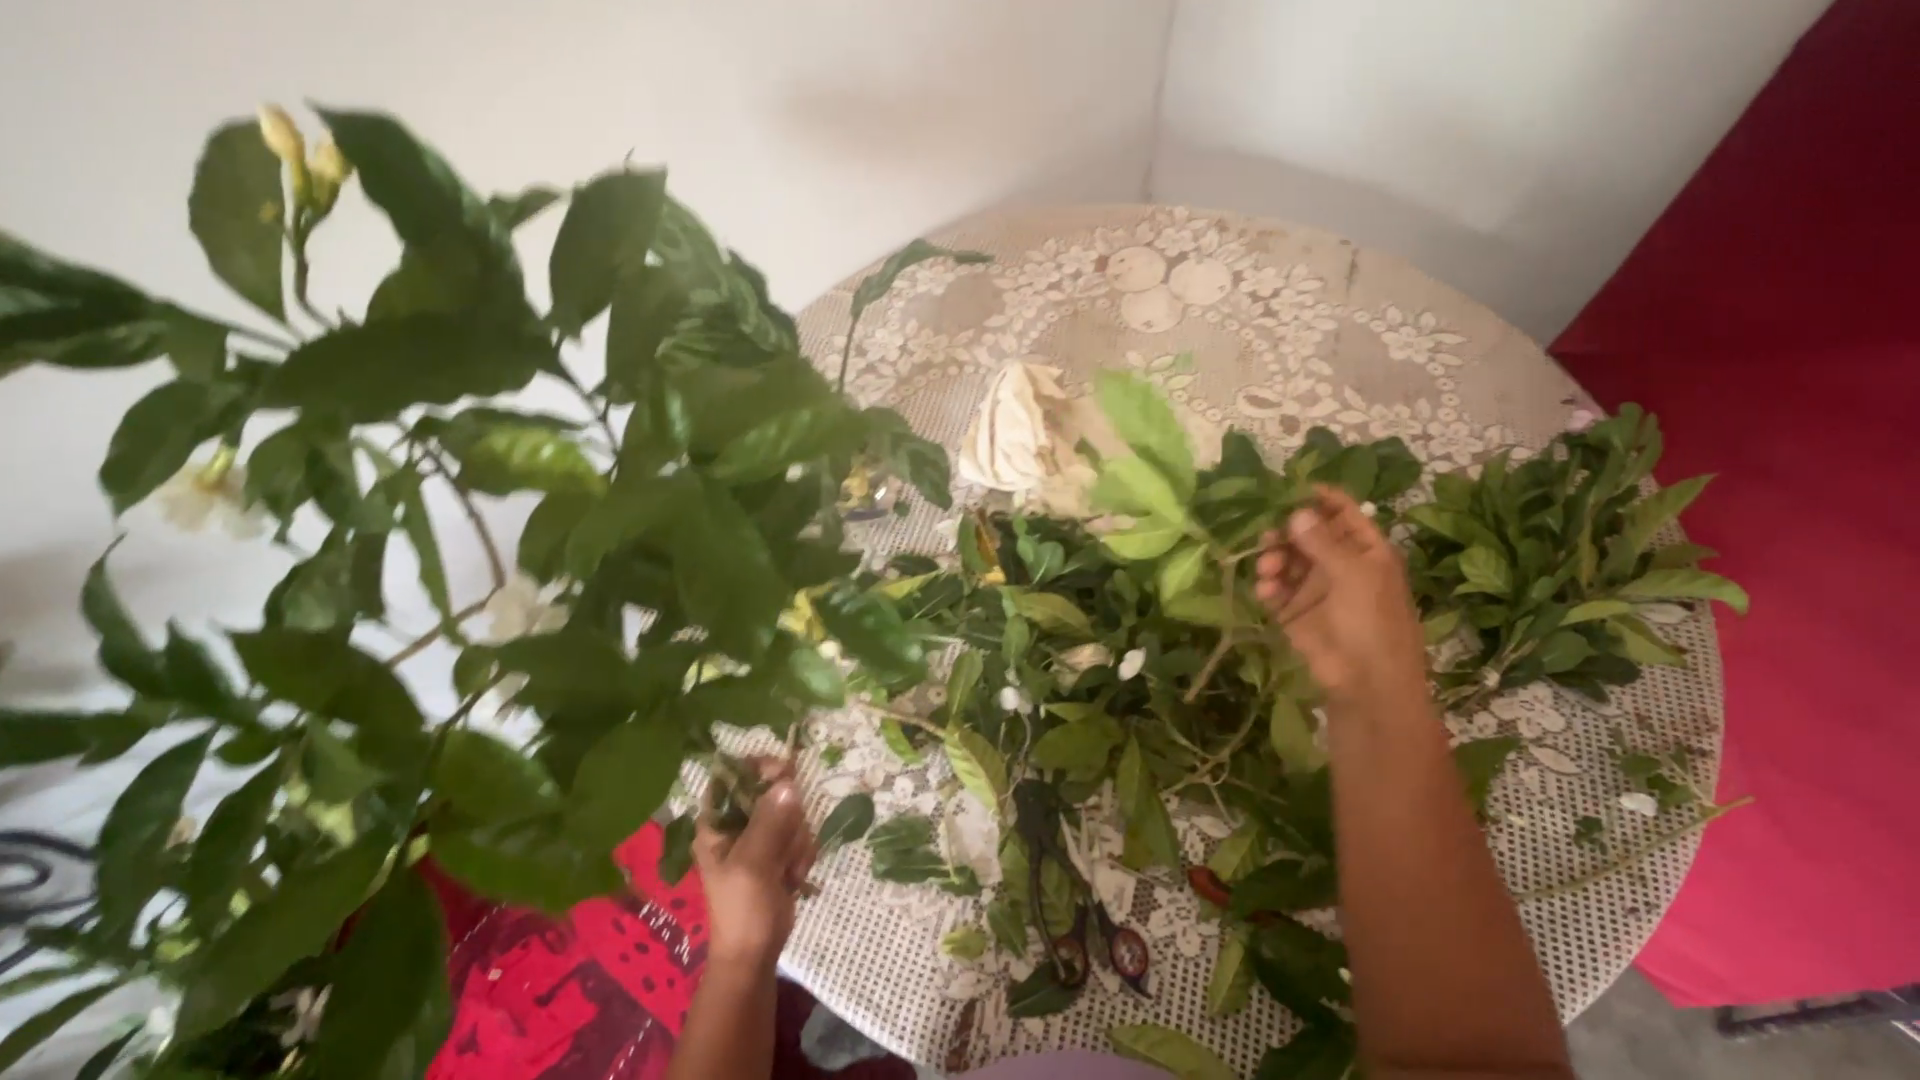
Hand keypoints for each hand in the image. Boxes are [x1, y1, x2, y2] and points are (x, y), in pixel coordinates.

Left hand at [694, 757, 816, 968]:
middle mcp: (737, 825)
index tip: (784, 772)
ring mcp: (759, 838)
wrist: (755, 954)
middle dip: (787, 818)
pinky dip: (802, 854)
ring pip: (791, 814)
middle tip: (786, 845)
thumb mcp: (753, 865)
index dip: (756, 767)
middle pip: (771, 792)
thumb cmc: (742, 910)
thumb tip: (788, 783)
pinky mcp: (779, 852)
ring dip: (797, 840)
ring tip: (787, 870)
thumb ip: (770, 822)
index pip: (731, 777)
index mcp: (716, 823)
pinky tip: (795, 877)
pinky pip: (800, 834)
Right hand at [1253, 485, 1427, 714]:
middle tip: (1269, 537)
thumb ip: (1323, 542)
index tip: (1287, 490)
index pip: (1341, 512)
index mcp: (1365, 550)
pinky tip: (1266, 590)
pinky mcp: (1292, 612)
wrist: (1366, 682)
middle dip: (1285, 532)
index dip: (1317, 499)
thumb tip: (1296, 512)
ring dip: (1273, 558)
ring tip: (1269, 569)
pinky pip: (1274, 588)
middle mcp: (1338, 563)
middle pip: (1305, 533)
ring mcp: (1314, 588)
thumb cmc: (1372, 623)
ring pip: (1286, 559)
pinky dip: (1267, 585)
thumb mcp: (1354, 576)